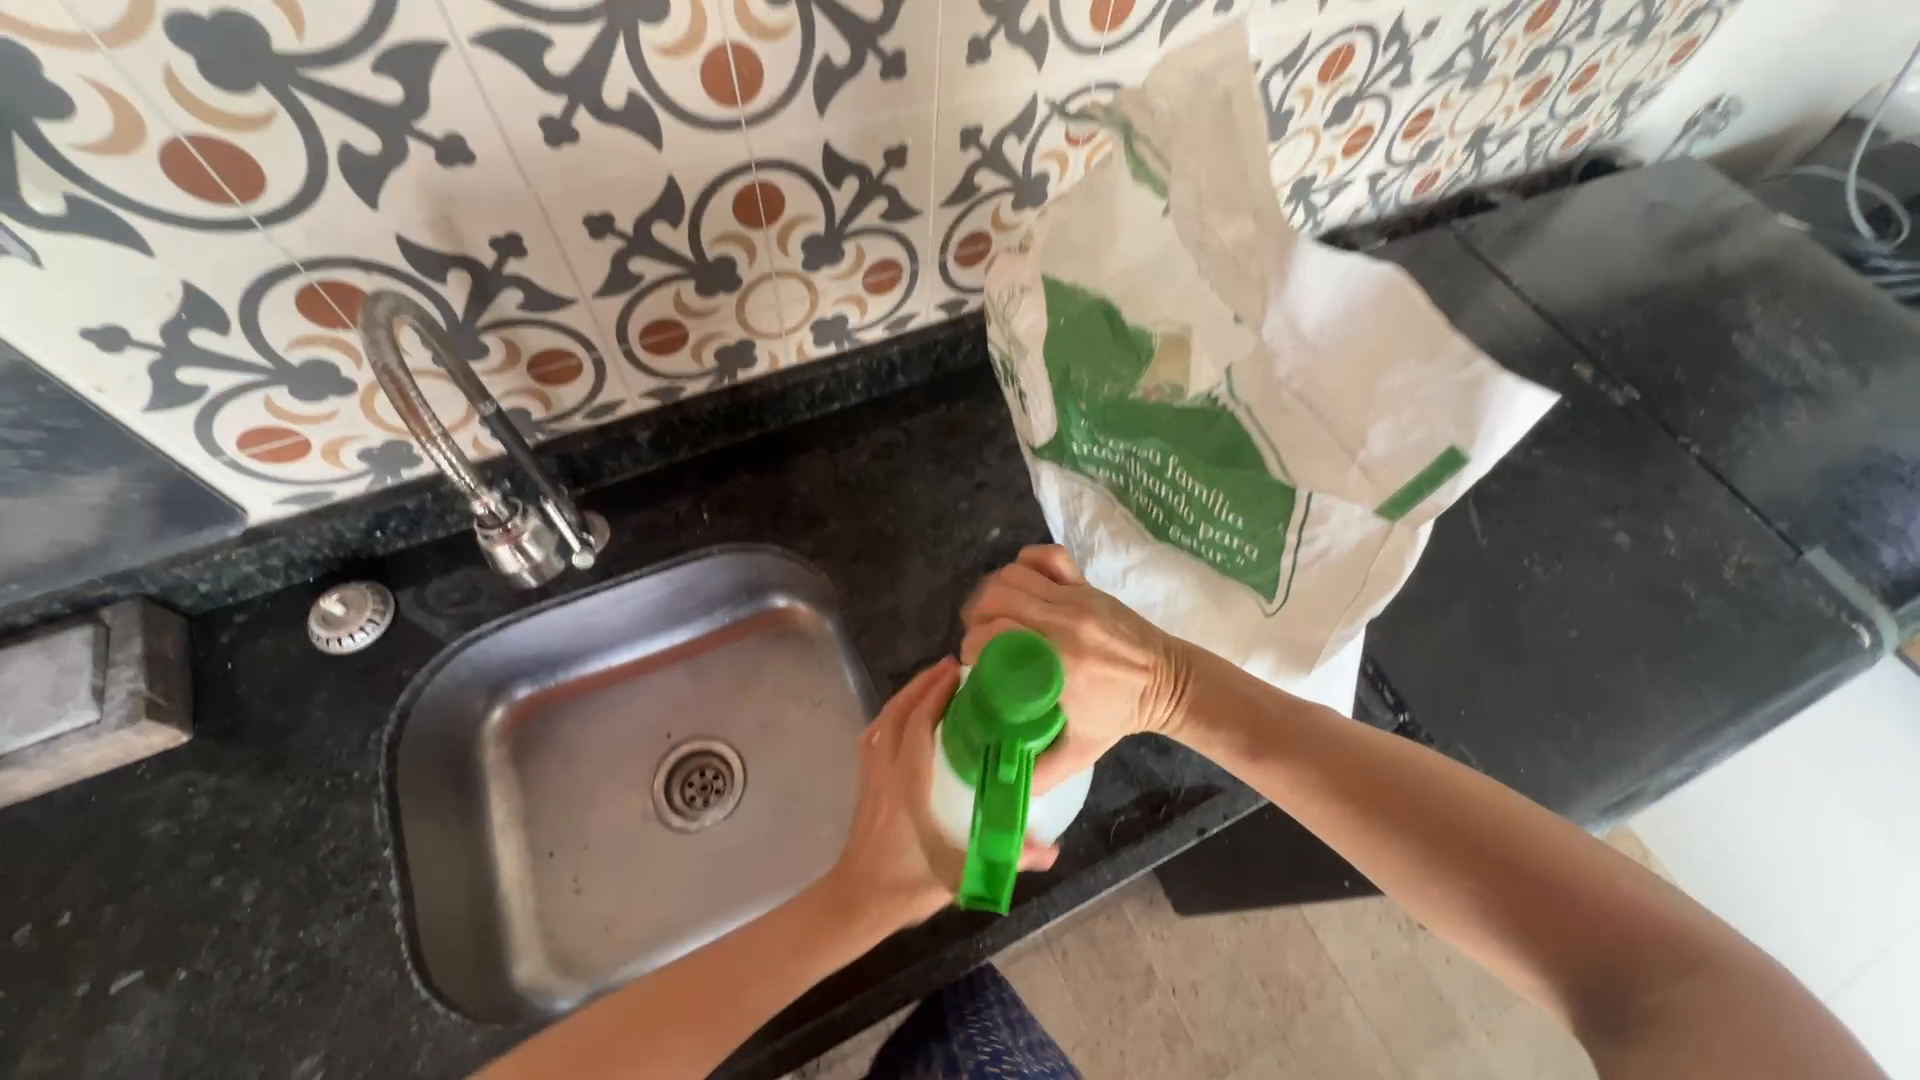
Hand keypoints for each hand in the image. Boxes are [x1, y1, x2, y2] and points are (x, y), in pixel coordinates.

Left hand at [823, 658, 1057, 929]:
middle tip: (951, 666)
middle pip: (898, 712)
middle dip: (922, 684)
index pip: (917, 724)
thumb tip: (1053, 851)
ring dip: (906, 696)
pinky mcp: (864, 784)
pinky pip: (874, 737)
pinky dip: (890, 717)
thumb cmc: (905, 885)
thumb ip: (1006, 859)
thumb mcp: (960, 875)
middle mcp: (885, 770)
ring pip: (883, 721)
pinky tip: (904, 718)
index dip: (936, 694)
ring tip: (931, 683)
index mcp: (906, 783)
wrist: (856, 902)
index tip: (958, 673)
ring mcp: (870, 776)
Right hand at [961, 546, 1192, 792]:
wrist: (1170, 683)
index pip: (994, 636)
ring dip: (993, 591)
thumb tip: (992, 783)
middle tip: (980, 639)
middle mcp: (1065, 621)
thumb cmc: (1120, 716)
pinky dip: (1026, 562)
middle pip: (997, 596)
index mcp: (1060, 662)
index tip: (974, 664)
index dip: (972, 647)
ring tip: (992, 615)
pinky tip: (1021, 584)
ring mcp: (1078, 597)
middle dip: (976, 617)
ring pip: (1014, 574)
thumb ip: (1038, 772)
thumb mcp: (1078, 753)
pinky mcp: (1087, 584)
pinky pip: (1048, 556)